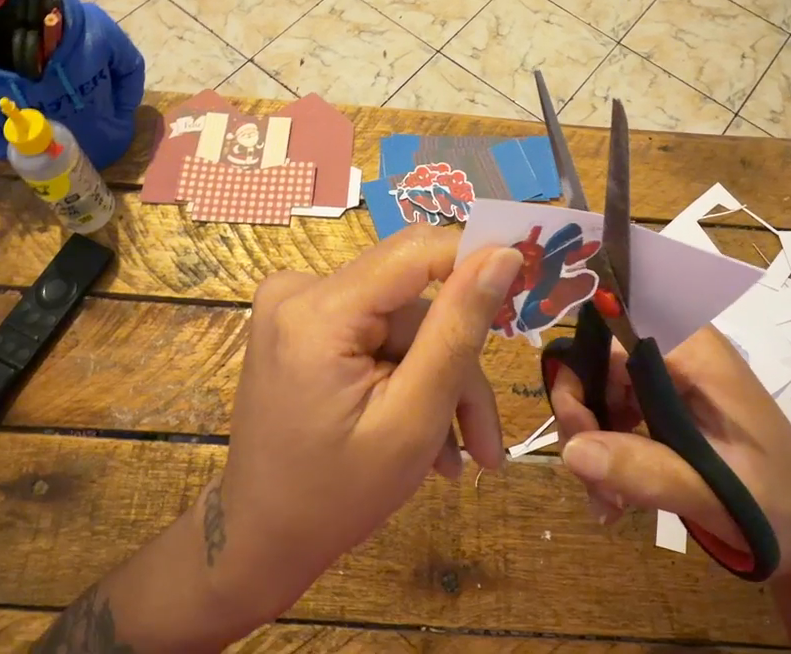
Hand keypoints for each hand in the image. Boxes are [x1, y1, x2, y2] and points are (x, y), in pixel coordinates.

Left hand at [211, 226, 521, 619]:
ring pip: (400, 326)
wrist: (261, 539)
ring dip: (435, 385)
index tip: (528, 286)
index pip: (416, 250)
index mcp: (318, 310)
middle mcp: (298, 290)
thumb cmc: (336, 495)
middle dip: (456, 368)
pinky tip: (423, 439)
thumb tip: (502, 255)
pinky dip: (402, 378)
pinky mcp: (299, 325)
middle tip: (486, 442)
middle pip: (412, 303)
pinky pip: (374, 334)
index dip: (477, 259)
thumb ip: (458, 330)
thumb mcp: (413, 419)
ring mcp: (294, 306)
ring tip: (458, 455)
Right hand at [548, 324, 790, 579]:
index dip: (580, 376)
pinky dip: (610, 451)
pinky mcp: (674, 403)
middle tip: (588, 480)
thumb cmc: (777, 507)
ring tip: (606, 502)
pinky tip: (615, 499)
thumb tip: (570, 452)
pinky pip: (621, 411)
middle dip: (583, 419)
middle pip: (600, 362)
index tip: (577, 434)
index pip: (609, 334)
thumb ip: (643, 470)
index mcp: (694, 352)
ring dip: (593, 443)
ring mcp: (676, 377)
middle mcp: (681, 351)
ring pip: (604, 389)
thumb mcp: (710, 492)